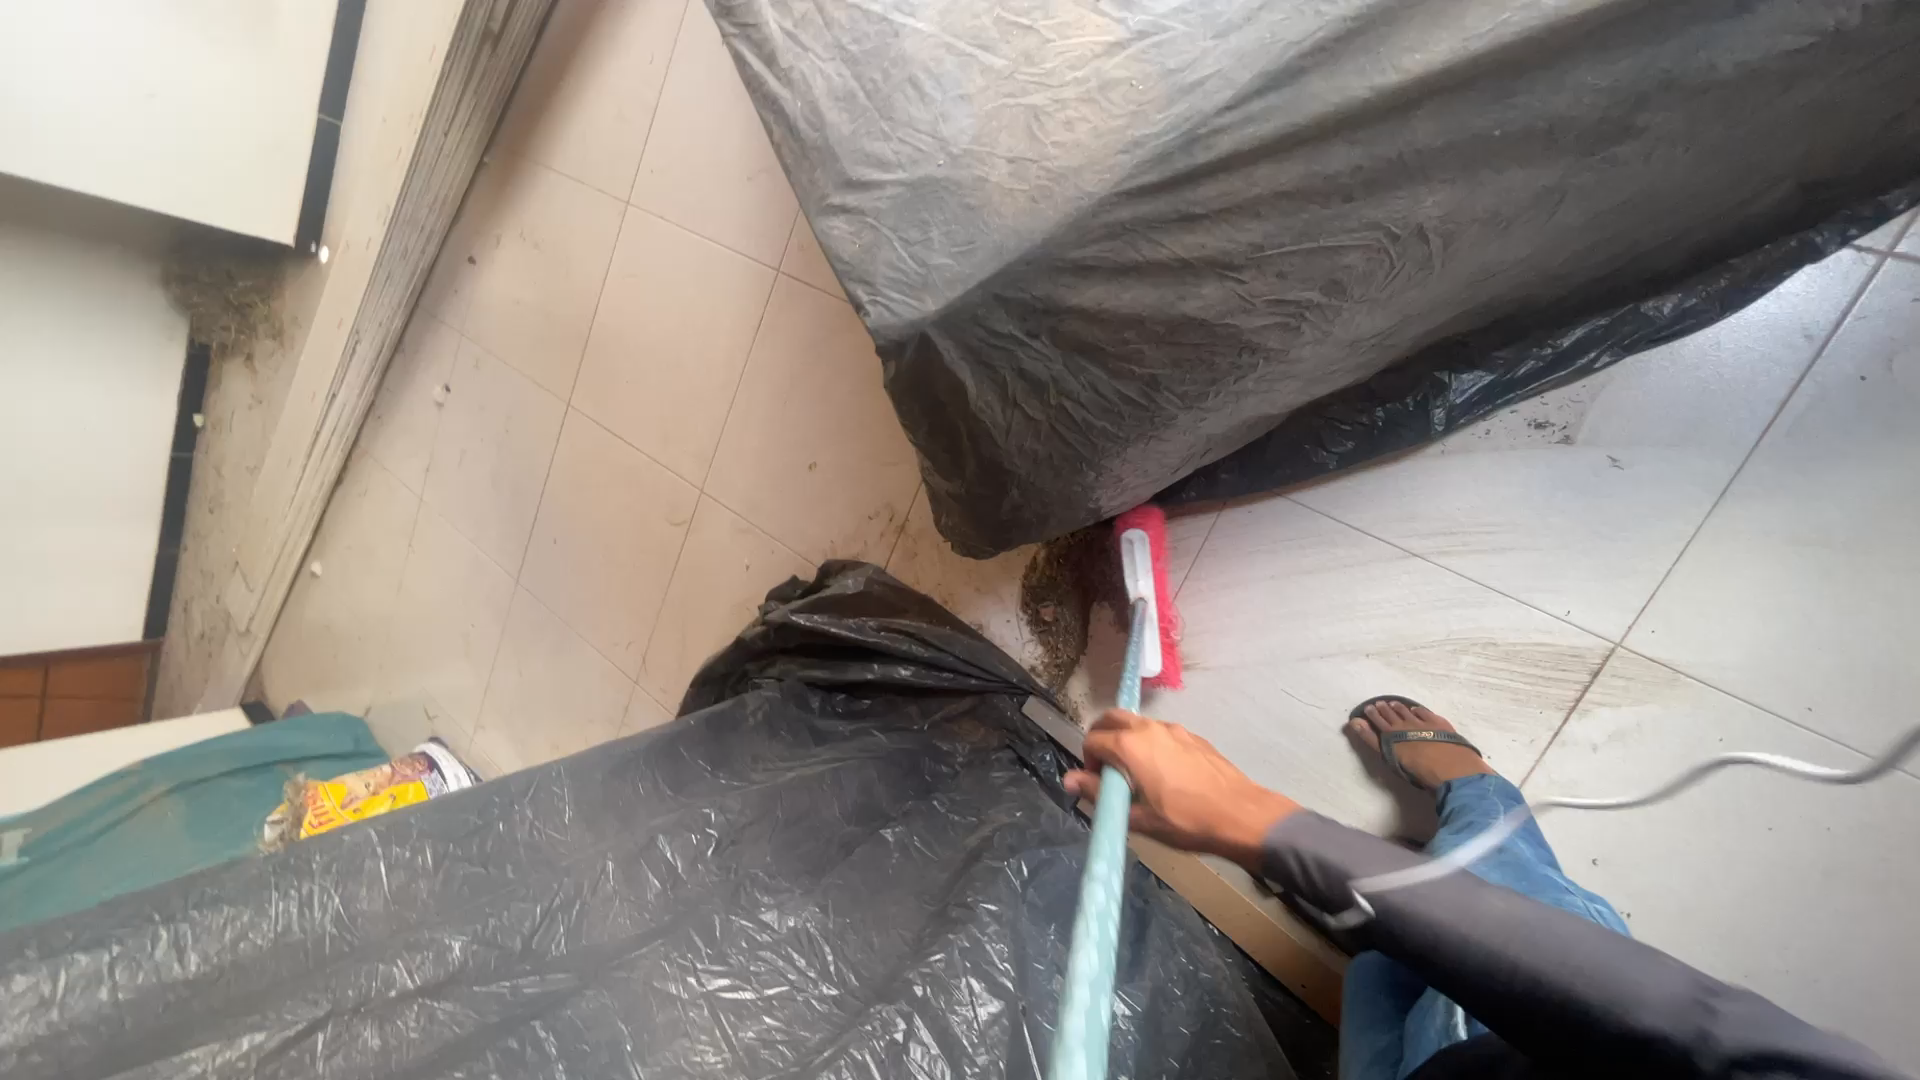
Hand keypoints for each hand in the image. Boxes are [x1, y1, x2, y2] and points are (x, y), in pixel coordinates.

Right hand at [1064, 709, 1297, 870]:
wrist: (1240, 814)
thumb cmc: (1185, 820)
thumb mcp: (1137, 817)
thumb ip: (1099, 795)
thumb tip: (1068, 780)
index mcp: (1129, 745)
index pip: (1092, 739)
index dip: (1086, 761)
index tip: (1095, 783)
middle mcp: (1148, 728)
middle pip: (1111, 718)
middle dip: (1100, 737)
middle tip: (1104, 767)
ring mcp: (1172, 729)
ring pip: (1136, 722)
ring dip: (1124, 738)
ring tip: (1133, 771)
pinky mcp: (1191, 736)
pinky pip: (1159, 732)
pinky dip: (1148, 742)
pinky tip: (1162, 772)